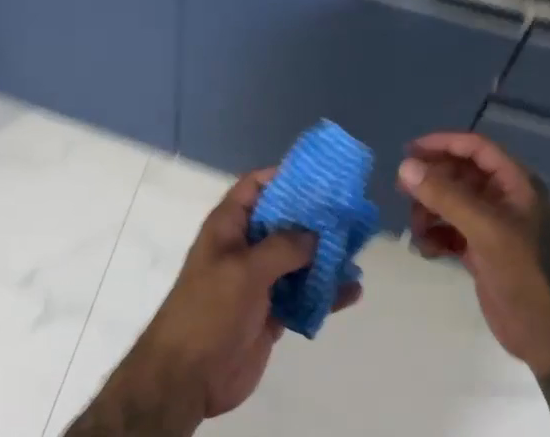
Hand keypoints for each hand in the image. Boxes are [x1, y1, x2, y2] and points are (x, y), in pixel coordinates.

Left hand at [109, 170, 361, 425]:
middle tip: (352, 214)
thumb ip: (282, 247)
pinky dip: (326, 294)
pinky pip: (302, 297)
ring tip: (359, 252)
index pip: (254, 188)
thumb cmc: (210, 309)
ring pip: (297, 261)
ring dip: (325, 258)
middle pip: (282, 223)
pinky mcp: (270, 314)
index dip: (283, 177)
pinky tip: (353, 291)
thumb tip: (315, 233)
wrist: (190, 374)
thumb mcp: (244, 269)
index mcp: (227, 227)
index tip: (320, 176)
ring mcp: (257, 283)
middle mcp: (243, 249)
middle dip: (314, 219)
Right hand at [397, 133, 549, 376]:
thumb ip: (446, 196)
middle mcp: (504, 201)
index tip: (409, 153)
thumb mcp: (486, 231)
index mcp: (516, 186)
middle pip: (459, 174)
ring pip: (451, 202)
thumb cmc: (527, 275)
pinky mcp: (482, 252)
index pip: (476, 148)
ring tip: (418, 230)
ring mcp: (493, 227)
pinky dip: (435, 235)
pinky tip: (426, 250)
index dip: (443, 143)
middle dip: (431, 181)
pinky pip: (450, 231)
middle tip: (402, 191)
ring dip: (429, 210)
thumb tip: (406, 166)